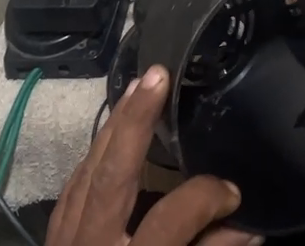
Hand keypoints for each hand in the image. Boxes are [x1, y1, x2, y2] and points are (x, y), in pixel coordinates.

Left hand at [48, 65, 261, 245]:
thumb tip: (249, 228)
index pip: (169, 222)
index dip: (205, 200)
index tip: (233, 191)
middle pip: (111, 177)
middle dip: (134, 123)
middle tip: (157, 75)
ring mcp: (66, 242)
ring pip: (88, 170)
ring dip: (114, 126)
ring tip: (140, 87)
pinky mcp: (55, 238)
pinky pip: (76, 184)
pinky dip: (97, 154)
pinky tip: (113, 131)